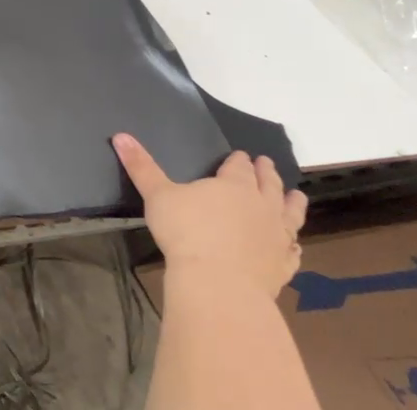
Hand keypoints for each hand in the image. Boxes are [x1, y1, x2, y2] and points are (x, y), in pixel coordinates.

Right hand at [115, 134, 307, 298]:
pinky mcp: (283, 262)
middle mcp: (262, 206)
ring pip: (290, 214)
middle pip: (269, 186)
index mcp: (234, 186)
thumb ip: (141, 166)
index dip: (239, 160)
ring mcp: (277, 235)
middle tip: (267, 164)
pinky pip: (292, 249)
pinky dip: (293, 243)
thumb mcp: (156, 194)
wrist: (220, 281)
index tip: (243, 154)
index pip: (239, 168)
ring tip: (297, 195)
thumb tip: (120, 135)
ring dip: (294, 203)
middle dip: (268, 174)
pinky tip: (293, 243)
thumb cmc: (186, 230)